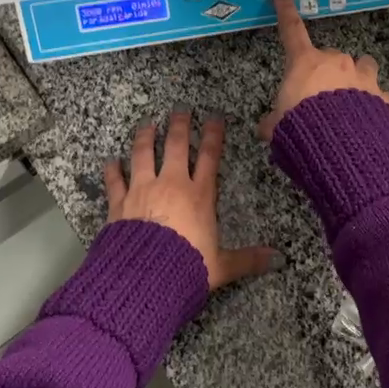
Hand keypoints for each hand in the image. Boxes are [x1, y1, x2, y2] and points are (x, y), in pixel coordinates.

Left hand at [104, 111, 279, 289]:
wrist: (145, 278)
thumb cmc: (187, 268)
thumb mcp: (222, 265)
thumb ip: (248, 259)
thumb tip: (278, 259)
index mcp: (199, 196)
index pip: (210, 158)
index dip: (213, 135)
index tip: (214, 117)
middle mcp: (171, 185)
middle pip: (176, 147)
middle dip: (179, 125)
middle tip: (179, 109)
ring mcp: (142, 191)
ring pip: (143, 155)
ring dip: (145, 137)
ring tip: (146, 124)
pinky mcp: (119, 204)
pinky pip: (114, 181)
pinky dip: (112, 170)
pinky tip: (110, 160)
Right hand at [256, 0, 388, 141]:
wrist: (342, 148)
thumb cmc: (301, 129)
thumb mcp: (277, 128)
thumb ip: (272, 123)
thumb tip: (266, 128)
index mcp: (306, 64)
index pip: (291, 30)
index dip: (285, 10)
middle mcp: (336, 63)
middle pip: (331, 56)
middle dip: (326, 71)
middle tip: (320, 96)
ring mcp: (363, 78)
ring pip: (362, 66)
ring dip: (356, 77)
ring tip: (351, 98)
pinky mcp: (382, 97)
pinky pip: (377, 95)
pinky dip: (372, 104)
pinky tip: (367, 120)